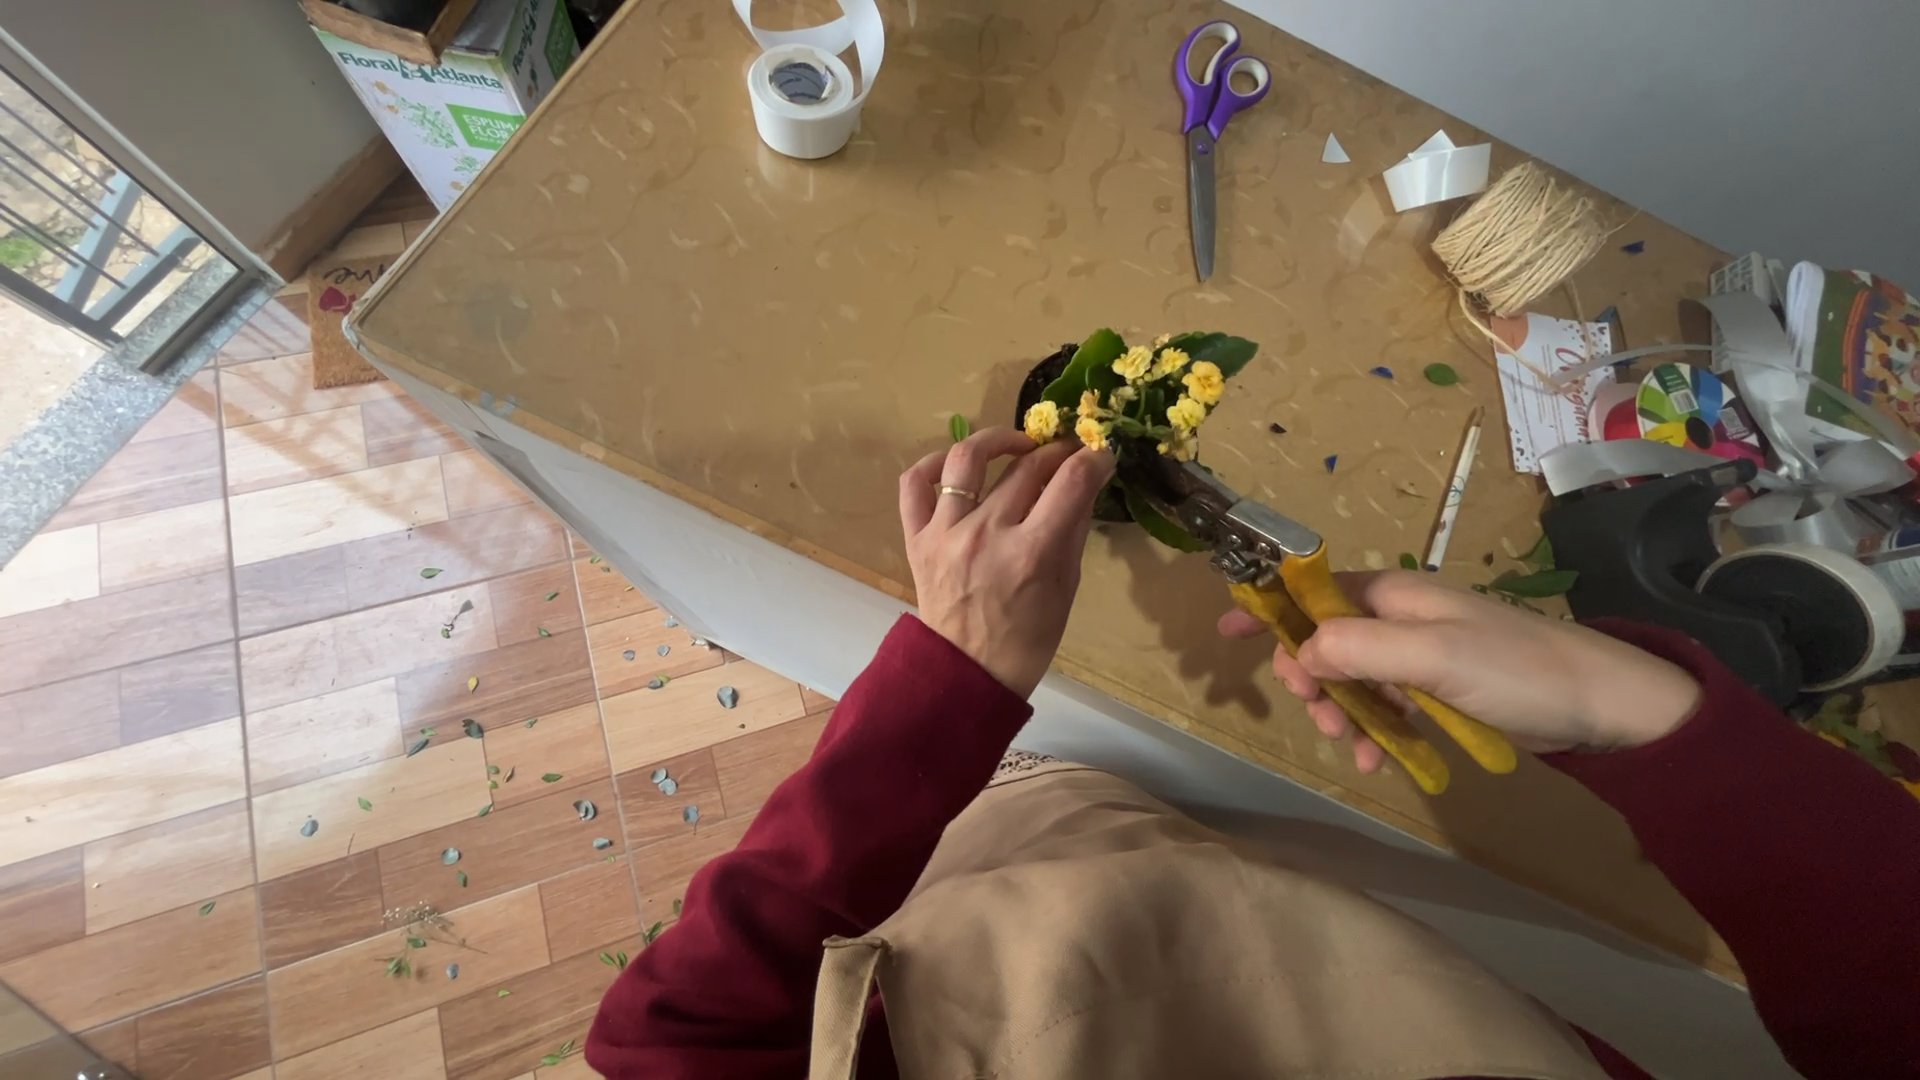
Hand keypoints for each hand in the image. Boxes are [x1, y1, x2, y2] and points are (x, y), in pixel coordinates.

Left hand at [899, 427, 1114, 697]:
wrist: (966, 674)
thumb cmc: (1027, 640)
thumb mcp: (1065, 588)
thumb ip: (1073, 530)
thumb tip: (1085, 483)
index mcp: (1031, 553)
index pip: (1071, 482)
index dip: (1093, 459)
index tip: (1099, 456)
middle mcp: (986, 534)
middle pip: (1026, 467)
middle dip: (1056, 452)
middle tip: (1067, 455)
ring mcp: (945, 533)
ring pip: (967, 458)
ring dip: (999, 439)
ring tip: (1017, 446)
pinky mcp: (916, 538)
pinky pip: (914, 484)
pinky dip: (934, 464)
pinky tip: (956, 465)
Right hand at [1218, 570, 1701, 772]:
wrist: (1608, 708)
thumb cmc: (1516, 670)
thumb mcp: (1433, 656)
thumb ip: (1359, 649)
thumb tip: (1300, 655)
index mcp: (1388, 595)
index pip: (1309, 591)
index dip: (1268, 608)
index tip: (1227, 631)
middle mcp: (1393, 618)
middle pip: (1321, 641)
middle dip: (1309, 677)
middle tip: (1316, 711)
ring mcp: (1412, 654)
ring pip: (1347, 677)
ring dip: (1338, 710)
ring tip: (1348, 745)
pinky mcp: (1431, 687)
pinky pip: (1379, 704)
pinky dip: (1369, 729)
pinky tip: (1374, 759)